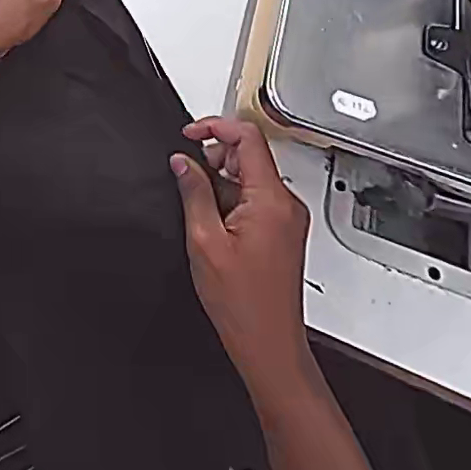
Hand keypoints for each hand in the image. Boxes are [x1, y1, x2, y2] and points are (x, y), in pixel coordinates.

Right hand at [171, 117, 314, 387]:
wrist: (268, 342)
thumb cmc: (243, 303)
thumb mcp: (205, 241)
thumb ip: (194, 193)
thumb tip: (183, 162)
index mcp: (271, 200)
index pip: (248, 138)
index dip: (215, 127)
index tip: (191, 132)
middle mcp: (286, 204)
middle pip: (251, 154)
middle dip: (216, 158)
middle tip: (190, 177)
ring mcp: (287, 217)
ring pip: (251, 177)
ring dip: (222, 181)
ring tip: (202, 214)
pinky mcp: (283, 230)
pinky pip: (256, 198)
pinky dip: (232, 199)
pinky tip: (215, 225)